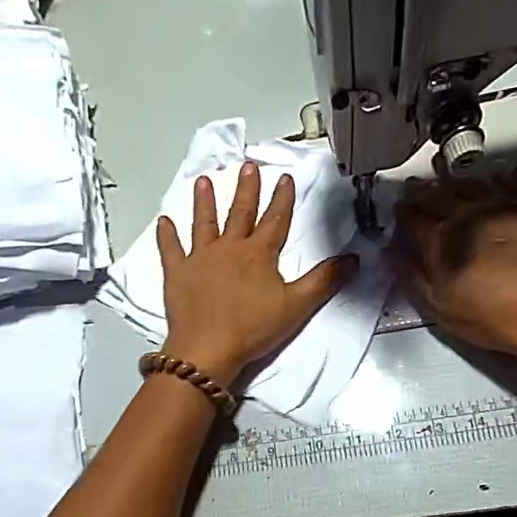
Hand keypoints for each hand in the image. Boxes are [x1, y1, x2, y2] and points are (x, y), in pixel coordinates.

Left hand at [158, 161, 353, 383]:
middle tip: (248, 167)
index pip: (275, 220)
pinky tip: (164, 221)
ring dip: (206, 202)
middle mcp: (229, 248)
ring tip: (204, 181)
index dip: (282, 198)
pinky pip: (171, 249)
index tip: (284, 178)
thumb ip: (324, 280)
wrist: (208, 349)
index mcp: (259, 254)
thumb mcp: (296, 305)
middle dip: (247, 189)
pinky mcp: (178, 274)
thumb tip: (352, 260)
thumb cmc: (252, 328)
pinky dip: (167, 235)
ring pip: (204, 223)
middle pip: (240, 213)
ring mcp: (200, 259)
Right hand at [395, 170, 516, 367]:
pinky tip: (495, 180)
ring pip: (471, 182)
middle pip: (438, 193)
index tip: (401, 211)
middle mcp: (468, 213)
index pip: (412, 216)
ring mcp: (502, 204)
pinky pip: (512, 178)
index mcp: (441, 238)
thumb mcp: (440, 308)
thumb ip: (412, 276)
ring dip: (456, 182)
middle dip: (424, 191)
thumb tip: (393, 253)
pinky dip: (498, 177)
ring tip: (449, 184)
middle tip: (418, 191)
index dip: (403, 212)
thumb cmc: (495, 315)